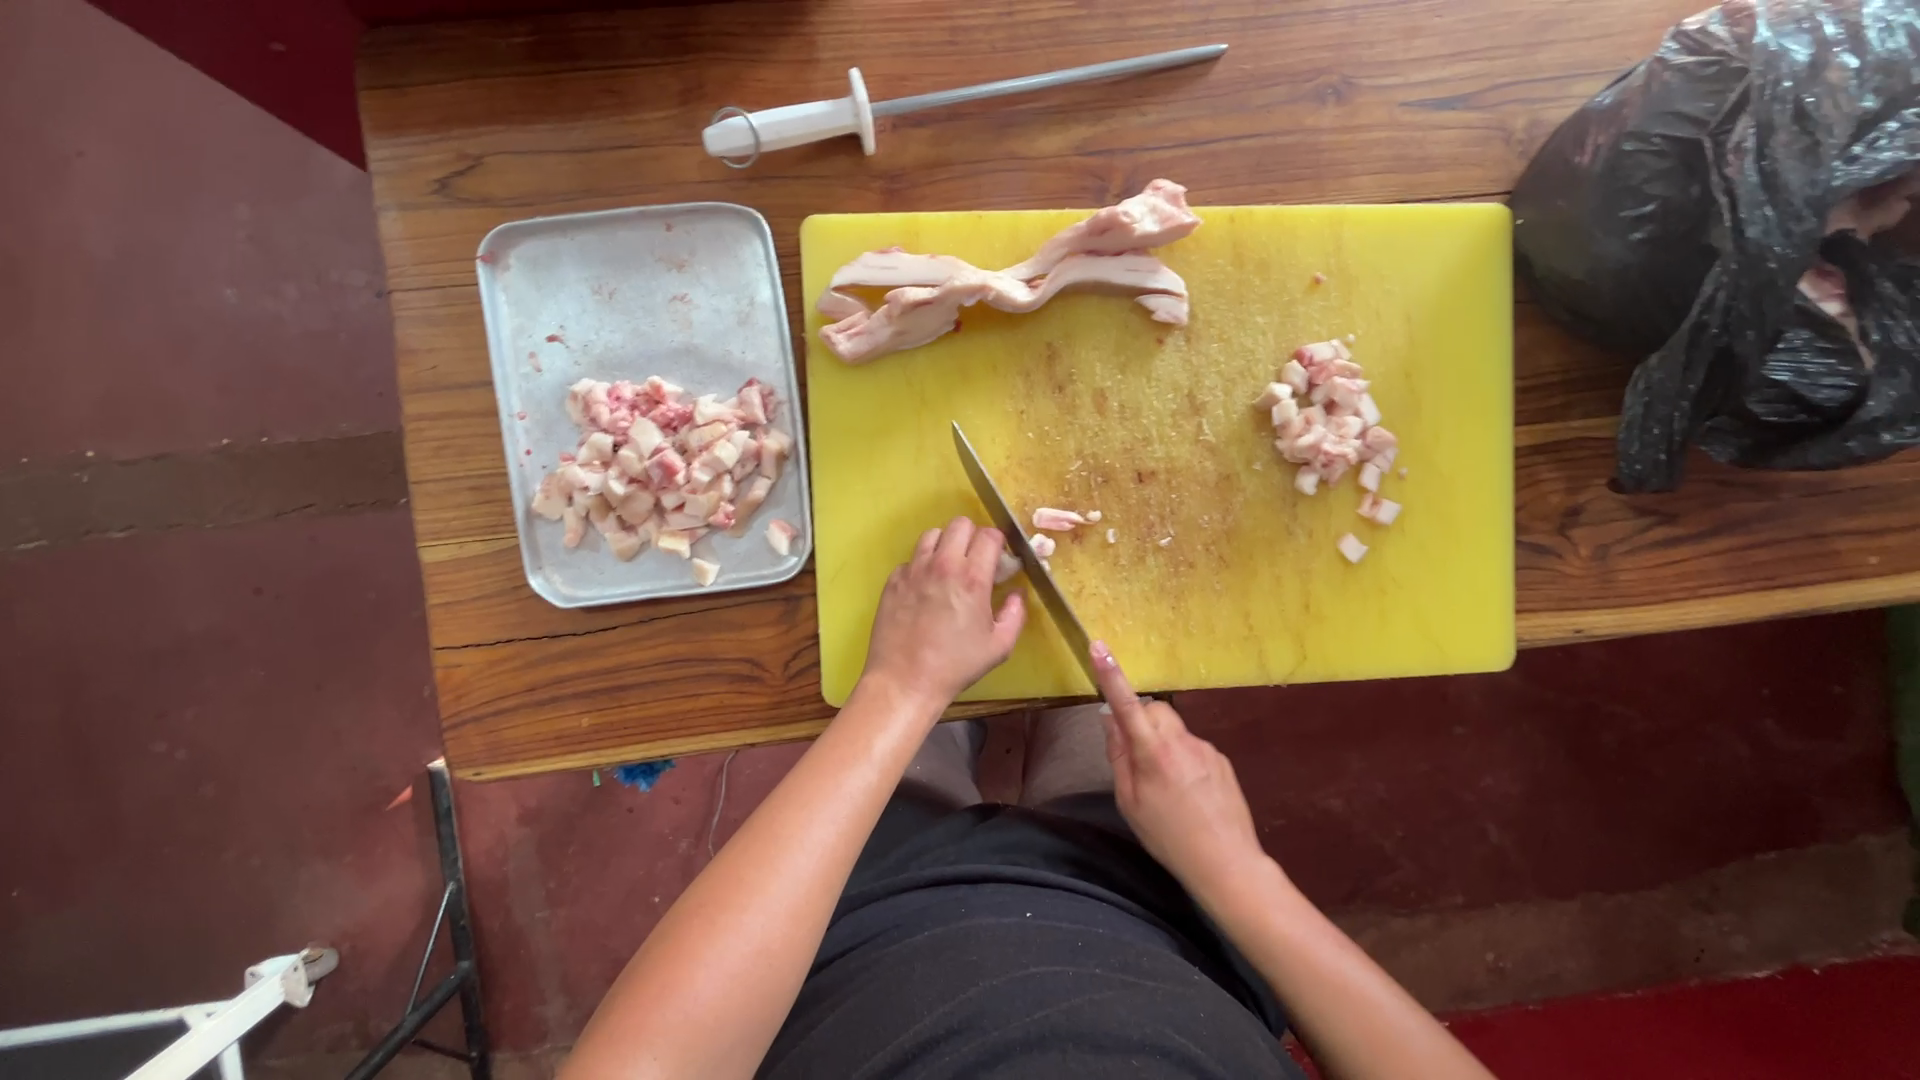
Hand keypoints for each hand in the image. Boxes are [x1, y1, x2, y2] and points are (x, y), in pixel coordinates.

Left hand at [861, 517, 1026, 709]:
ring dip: (946, 545)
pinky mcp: (893, 581)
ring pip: (932, 535)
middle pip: (960, 524)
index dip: (999, 543)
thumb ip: (1015, 614)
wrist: (904, 680)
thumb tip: (1016, 594)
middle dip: (973, 537)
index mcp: (972, 578)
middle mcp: (942, 565)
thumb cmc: (955, 666)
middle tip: (975, 560)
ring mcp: (913, 570)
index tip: (999, 560)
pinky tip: (926, 588)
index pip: (989, 535)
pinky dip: (922, 565)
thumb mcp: (999, 646)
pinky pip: (911, 559)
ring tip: (949, 568)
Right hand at [1091, 641, 1273, 906]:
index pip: (1126, 704)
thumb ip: (1119, 757)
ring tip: (1166, 787)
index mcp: (1152, 753)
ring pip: (1174, 731)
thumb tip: (1110, 721)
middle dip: (1141, 721)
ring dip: (1163, 744)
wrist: (1227, 863)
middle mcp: (1181, 742)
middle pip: (1154, 710)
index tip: (1099, 647)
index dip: (1110, 675)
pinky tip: (1188, 794)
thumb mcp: (1130, 803)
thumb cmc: (1168, 838)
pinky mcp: (1222, 760)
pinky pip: (1193, 747)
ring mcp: (1206, 749)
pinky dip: (1183, 760)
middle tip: (1136, 756)